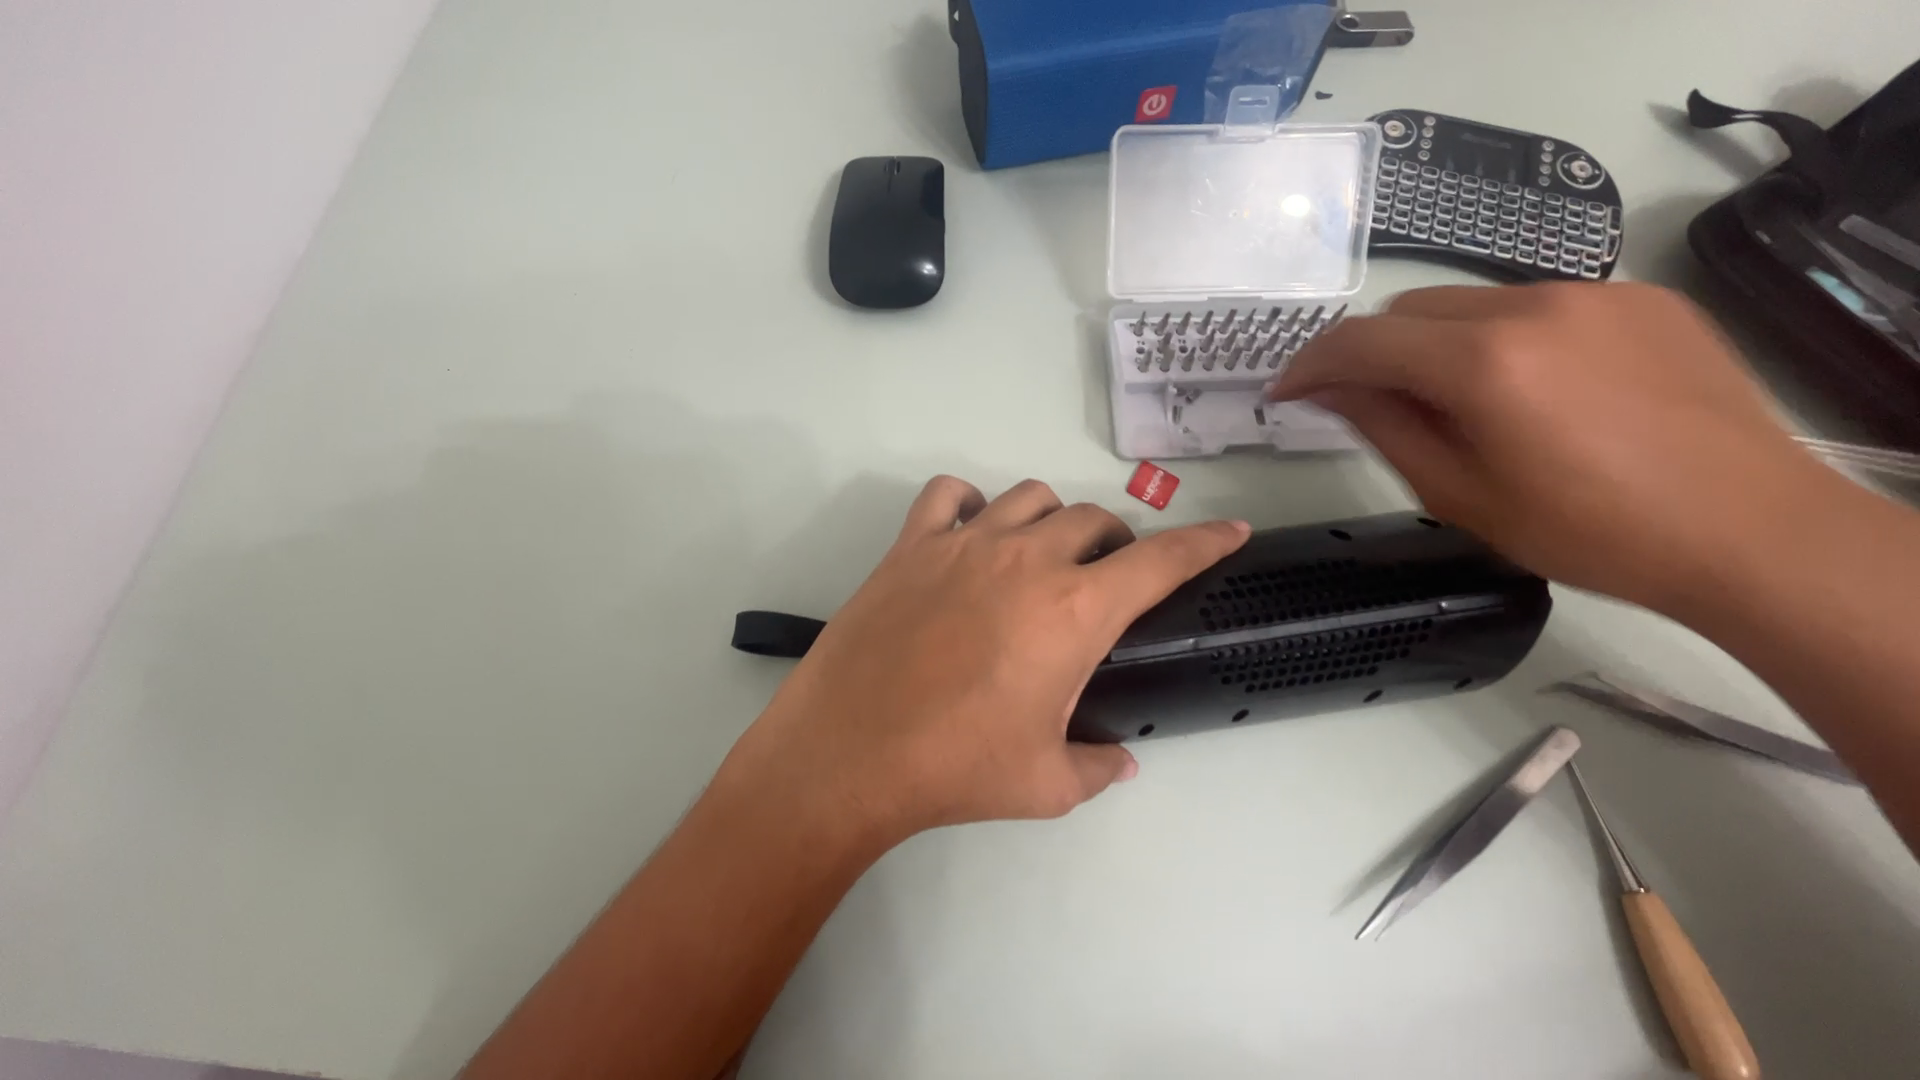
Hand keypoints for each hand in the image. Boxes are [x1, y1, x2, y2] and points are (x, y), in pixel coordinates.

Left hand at [720, 477, 1248, 845]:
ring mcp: (964, 544)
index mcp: (1075, 611)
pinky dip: (970, 505)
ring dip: (1053, 521)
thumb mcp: (1048, 784)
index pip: (1161, 561)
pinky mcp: (910, 545)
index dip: (1203, 543)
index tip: (1229, 531)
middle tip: (1105, 584)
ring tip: (1043, 558)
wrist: (849, 755)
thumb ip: (1099, 765)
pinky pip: (949, 494)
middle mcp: (1027, 560)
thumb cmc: (955, 768)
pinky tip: (971, 535)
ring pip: (1031, 497)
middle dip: (1116, 546)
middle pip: (1095, 521)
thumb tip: (1120, 759)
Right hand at [1268, 282, 1840, 612]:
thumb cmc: (1589, 533)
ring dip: (1438, 346)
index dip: (1310, 363)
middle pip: (1412, 309)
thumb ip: (1385, 428)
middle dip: (1373, 353)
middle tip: (1367, 406)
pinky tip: (1532, 391)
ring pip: (1473, 304)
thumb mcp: (1460, 494)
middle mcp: (1535, 306)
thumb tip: (1331, 389)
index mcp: (1485, 364)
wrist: (1750, 531)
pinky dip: (1504, 339)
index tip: (1286, 393)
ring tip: (1459, 405)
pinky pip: (1539, 306)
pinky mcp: (1642, 299)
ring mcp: (1596, 294)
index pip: (1363, 340)